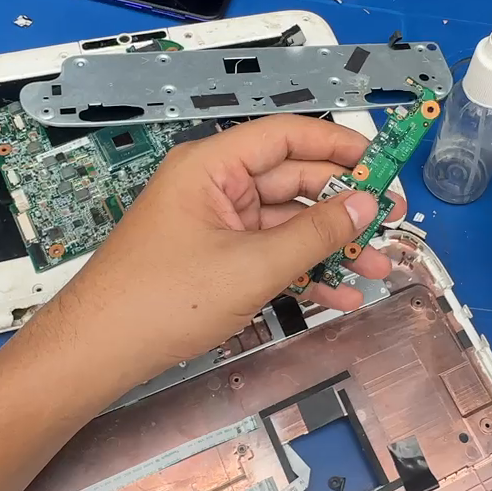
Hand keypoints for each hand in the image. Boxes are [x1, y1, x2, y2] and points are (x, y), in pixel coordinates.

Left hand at [28, 115, 402, 388]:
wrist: (99, 354)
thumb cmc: (161, 300)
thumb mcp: (252, 266)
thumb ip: (315, 234)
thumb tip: (367, 204)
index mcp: (213, 166)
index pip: (287, 136)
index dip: (339, 145)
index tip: (383, 162)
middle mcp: (216, 187)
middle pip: (294, 182)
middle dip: (344, 206)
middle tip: (392, 223)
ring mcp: (218, 225)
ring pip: (288, 224)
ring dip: (331, 246)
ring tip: (376, 266)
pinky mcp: (218, 258)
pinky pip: (271, 254)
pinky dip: (304, 271)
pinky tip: (340, 294)